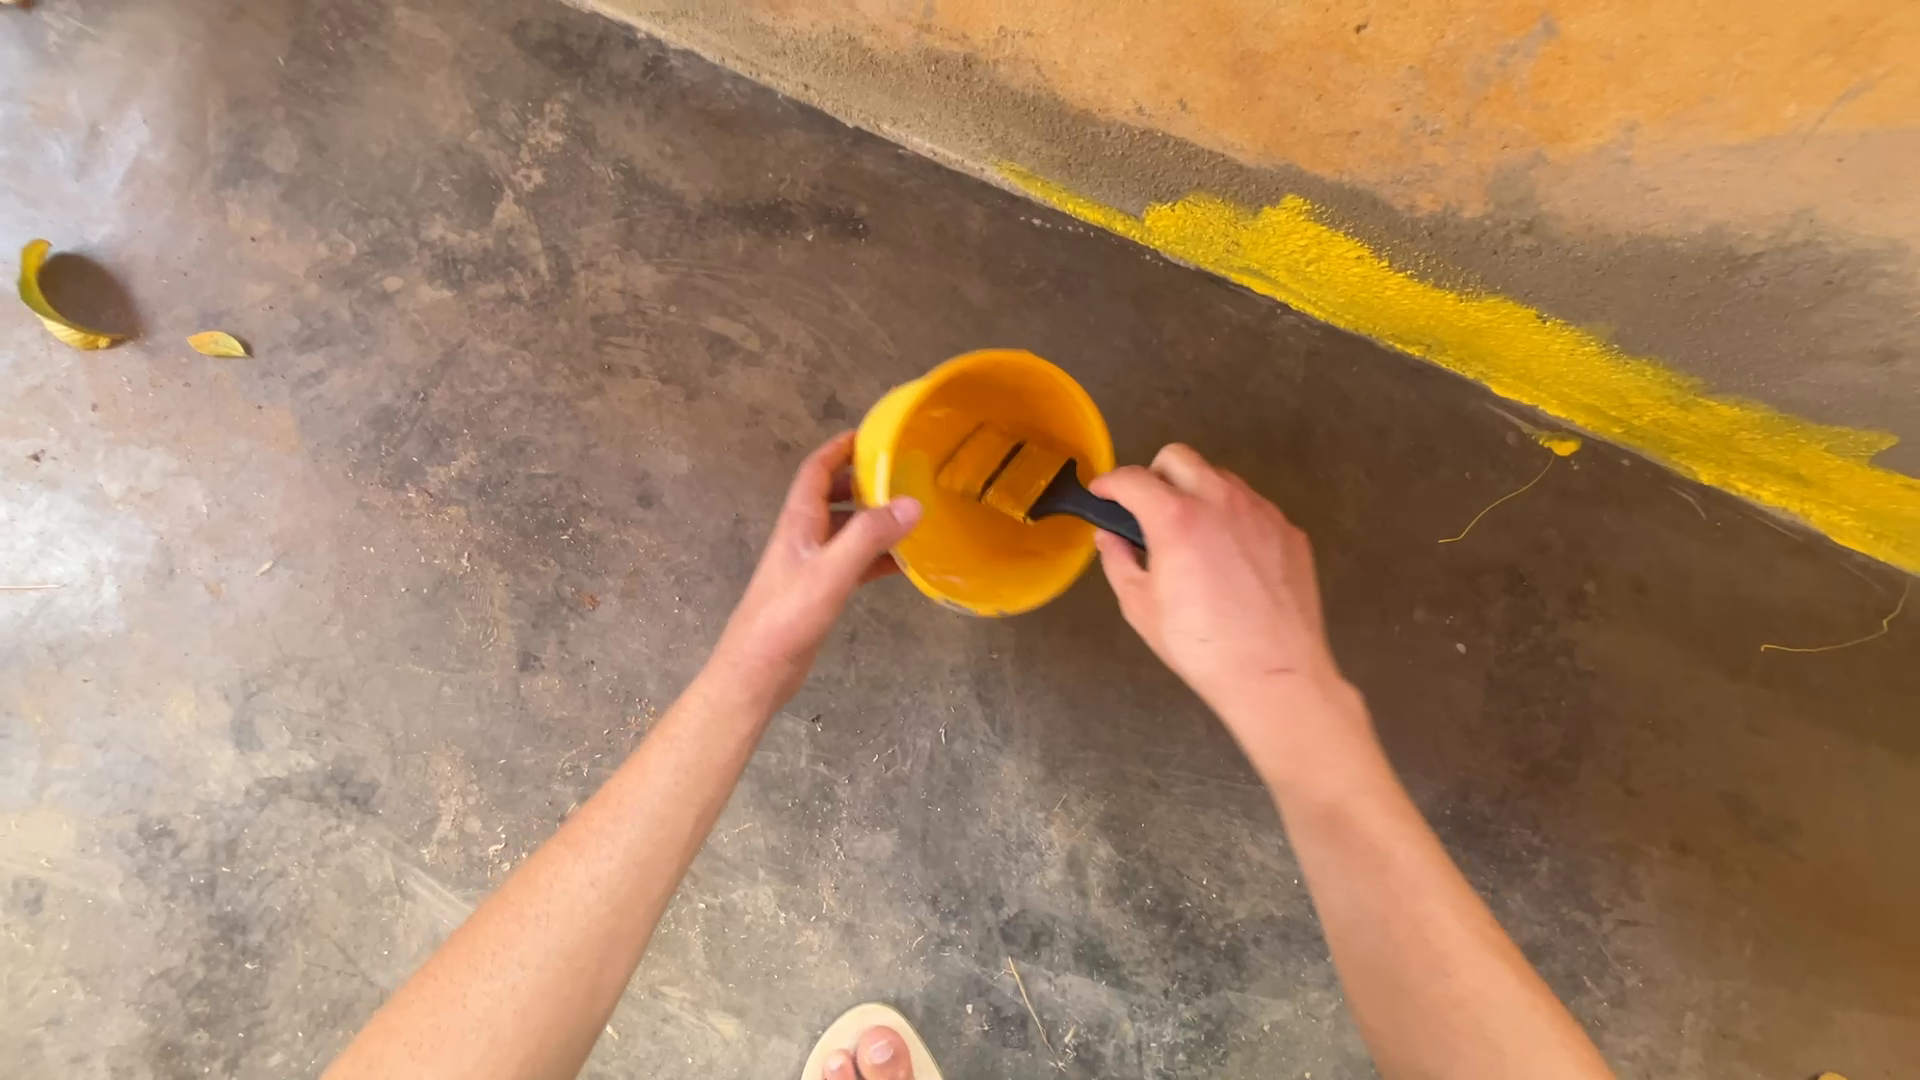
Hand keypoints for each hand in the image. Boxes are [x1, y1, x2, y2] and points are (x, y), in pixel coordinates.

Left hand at [708, 432, 920, 707]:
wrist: (758, 670)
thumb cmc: (787, 617)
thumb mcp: (831, 572)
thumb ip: (869, 537)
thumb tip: (912, 503)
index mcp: (799, 521)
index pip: (816, 470)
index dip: (839, 447)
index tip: (871, 434)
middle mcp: (804, 536)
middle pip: (832, 494)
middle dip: (862, 479)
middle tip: (902, 473)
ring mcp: (811, 564)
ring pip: (845, 528)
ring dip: (872, 518)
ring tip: (910, 512)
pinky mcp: (820, 590)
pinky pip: (853, 561)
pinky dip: (876, 555)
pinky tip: (903, 562)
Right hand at [1091, 444, 1355, 733]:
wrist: (1275, 674)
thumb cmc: (1200, 646)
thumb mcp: (1140, 607)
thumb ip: (1119, 561)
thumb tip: (1111, 538)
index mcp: (1176, 518)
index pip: (1133, 478)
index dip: (1109, 483)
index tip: (1102, 493)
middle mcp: (1221, 502)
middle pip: (1178, 458)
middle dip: (1154, 475)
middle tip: (1146, 509)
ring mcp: (1261, 513)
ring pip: (1219, 478)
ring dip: (1195, 493)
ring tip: (1190, 535)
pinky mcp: (1289, 531)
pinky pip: (1251, 507)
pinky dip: (1230, 518)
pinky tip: (1228, 557)